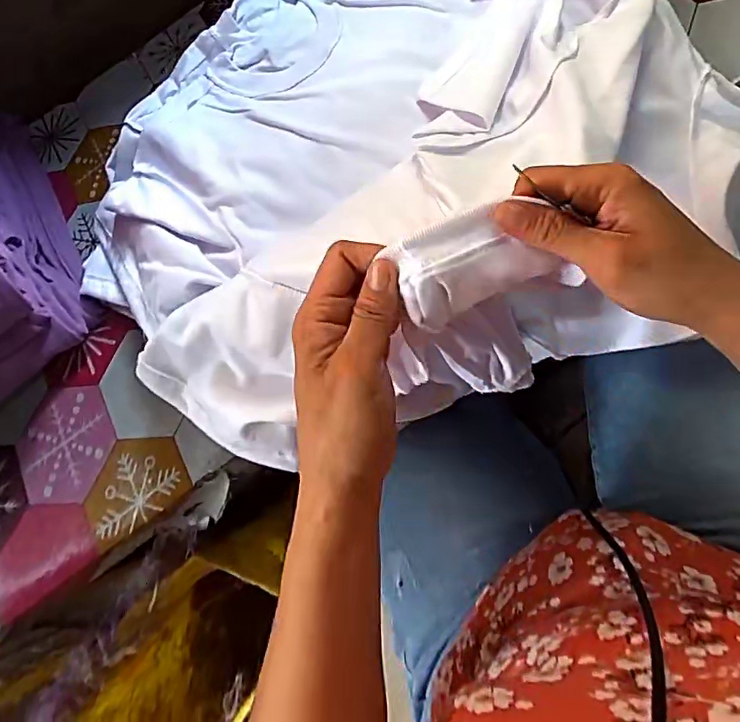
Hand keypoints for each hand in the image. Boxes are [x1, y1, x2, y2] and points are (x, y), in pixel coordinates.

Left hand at [291, 241, 404, 500]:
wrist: (345, 484)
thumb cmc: (346, 427)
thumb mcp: (359, 366)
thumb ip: (372, 314)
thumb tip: (386, 263)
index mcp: (315, 317)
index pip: (340, 259)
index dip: (372, 256)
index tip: (408, 273)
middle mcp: (325, 321)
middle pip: (355, 273)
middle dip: (388, 273)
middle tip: (422, 289)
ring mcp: (344, 338)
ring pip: (370, 296)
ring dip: (395, 294)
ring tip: (424, 304)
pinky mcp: (362, 355)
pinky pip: (379, 319)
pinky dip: (398, 314)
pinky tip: (418, 323)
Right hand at [493, 163, 739, 331]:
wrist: (720, 302)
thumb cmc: (663, 278)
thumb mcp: (601, 256)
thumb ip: (549, 231)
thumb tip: (500, 211)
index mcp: (605, 179)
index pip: (538, 179)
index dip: (523, 208)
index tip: (526, 244)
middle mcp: (608, 181)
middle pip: (548, 192)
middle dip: (536, 222)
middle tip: (545, 259)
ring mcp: (614, 200)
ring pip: (559, 209)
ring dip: (552, 234)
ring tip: (564, 264)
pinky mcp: (617, 219)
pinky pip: (576, 220)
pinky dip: (568, 240)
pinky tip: (577, 262)